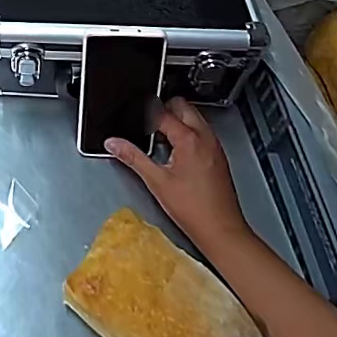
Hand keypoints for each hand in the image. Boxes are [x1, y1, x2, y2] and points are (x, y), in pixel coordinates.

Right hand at [106, 97, 251, 252]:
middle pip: (181, 105)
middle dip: (164, 110)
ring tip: (163, 142)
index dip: (146, 115)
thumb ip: (133, 157)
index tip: (137, 121)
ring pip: (194, 116)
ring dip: (177, 120)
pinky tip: (178, 153)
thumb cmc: (193, 210)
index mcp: (189, 139)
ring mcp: (214, 144)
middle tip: (150, 128)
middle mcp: (205, 136)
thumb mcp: (157, 182)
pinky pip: (202, 130)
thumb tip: (114, 144)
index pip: (163, 113)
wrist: (221, 230)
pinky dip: (189, 131)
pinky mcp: (218, 154)